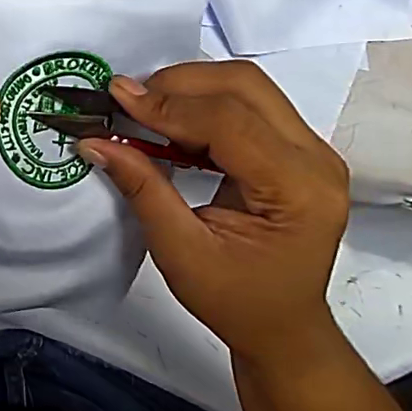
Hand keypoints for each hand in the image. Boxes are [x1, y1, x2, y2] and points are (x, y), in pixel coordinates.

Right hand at [80, 61, 349, 372]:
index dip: (168, 105)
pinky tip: (174, 121)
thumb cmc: (237, 301)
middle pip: (244, 86)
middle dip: (179, 84)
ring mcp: (312, 149)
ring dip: (191, 87)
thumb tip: (96, 141)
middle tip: (130, 102)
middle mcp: (315, 159)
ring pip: (246, 85)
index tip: (117, 98)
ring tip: (147, 109)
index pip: (229, 121)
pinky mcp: (298, 146)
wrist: (283, 326)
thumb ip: (141, 188)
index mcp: (297, 190)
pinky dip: (204, 101)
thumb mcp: (180, 251)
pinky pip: (248, 101)